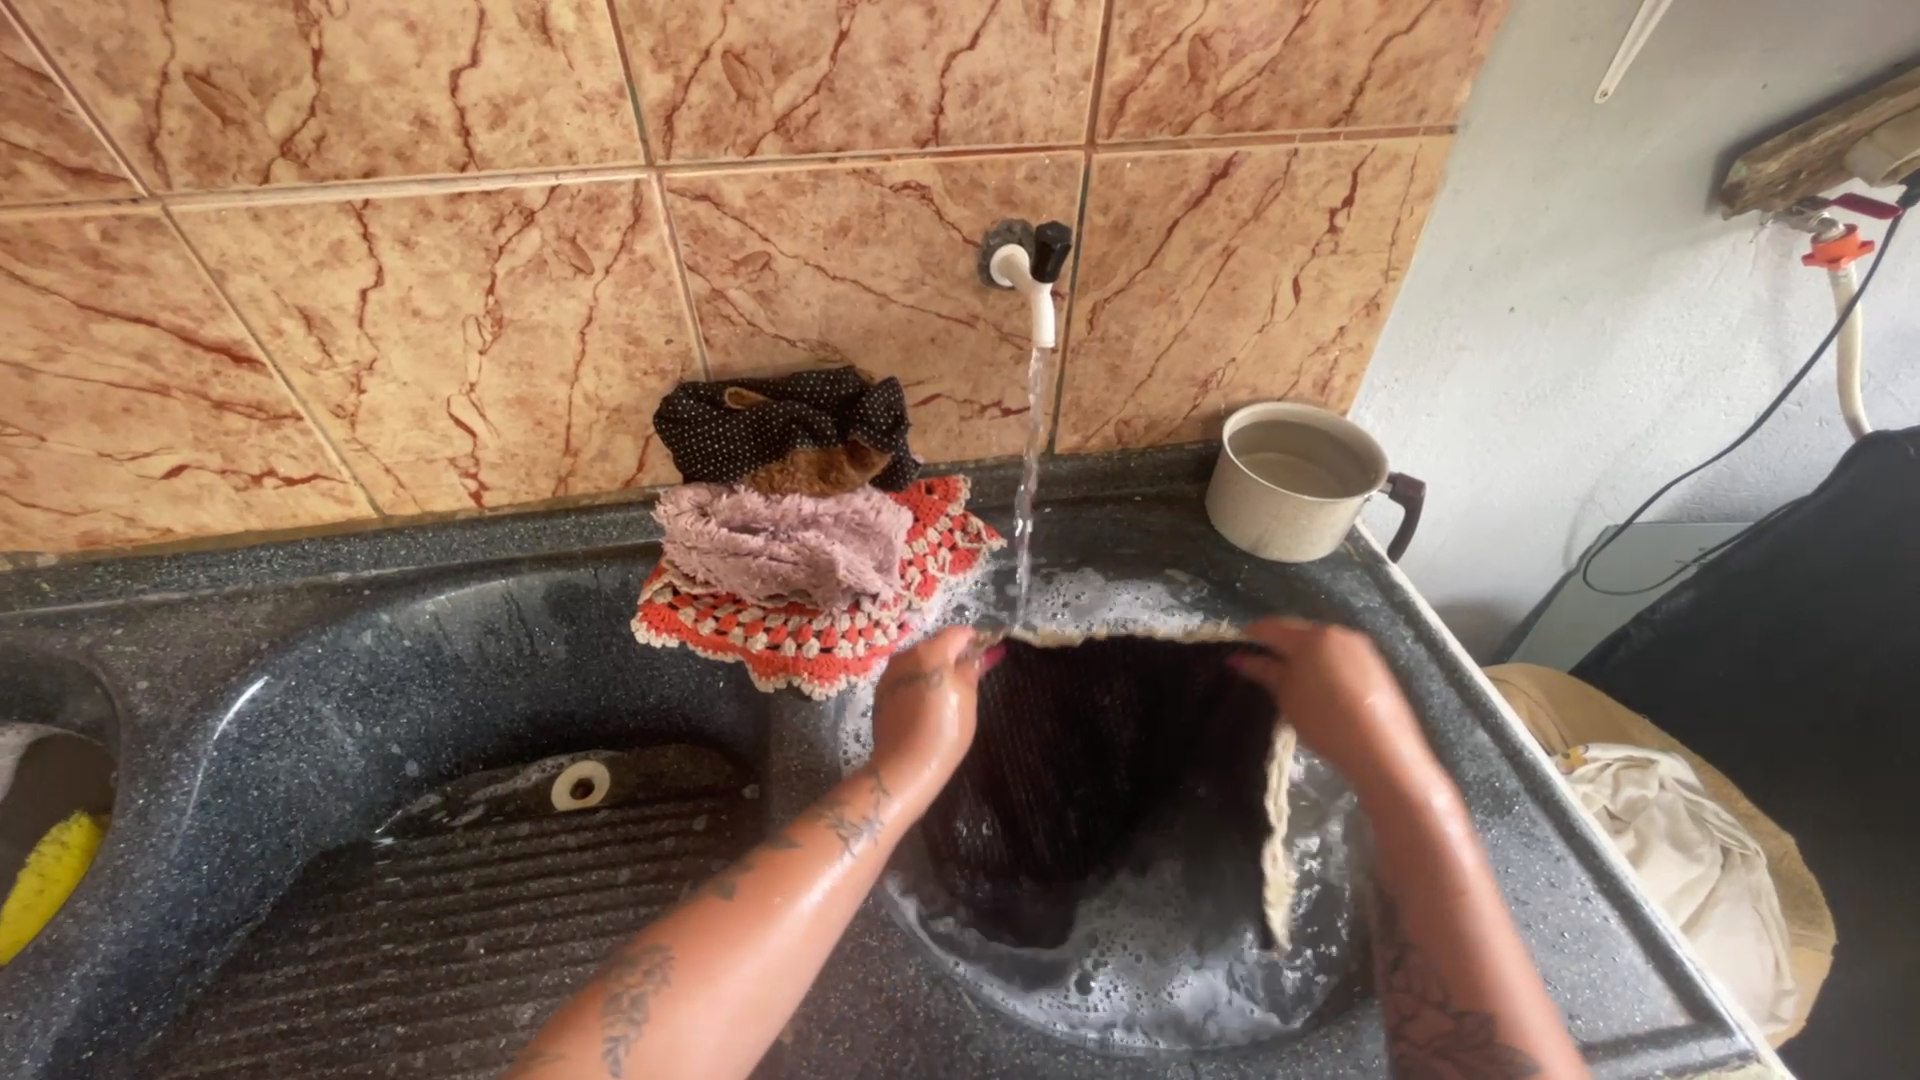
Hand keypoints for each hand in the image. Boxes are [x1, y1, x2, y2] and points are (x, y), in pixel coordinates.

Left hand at [868, 627, 997, 811]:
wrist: (905, 766)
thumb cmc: (945, 730)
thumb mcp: (967, 697)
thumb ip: (972, 669)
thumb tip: (978, 654)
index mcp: (930, 652)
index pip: (957, 633)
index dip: (974, 640)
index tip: (986, 653)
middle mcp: (906, 655)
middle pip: (935, 645)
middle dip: (953, 655)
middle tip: (969, 675)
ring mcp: (890, 673)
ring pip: (918, 661)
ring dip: (934, 668)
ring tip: (947, 693)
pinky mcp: (881, 691)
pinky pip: (905, 677)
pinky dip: (918, 682)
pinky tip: (926, 703)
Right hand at [1231, 618, 1446, 802]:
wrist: (1383, 750)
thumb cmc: (1324, 720)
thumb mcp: (1286, 696)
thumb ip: (1262, 671)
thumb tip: (1238, 658)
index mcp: (1311, 636)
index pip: (1270, 626)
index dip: (1249, 636)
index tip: (1236, 651)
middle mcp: (1336, 632)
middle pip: (1297, 631)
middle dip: (1277, 645)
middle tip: (1260, 667)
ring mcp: (1360, 647)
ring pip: (1320, 643)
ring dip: (1301, 654)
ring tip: (1289, 679)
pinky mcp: (1375, 664)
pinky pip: (1339, 655)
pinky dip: (1323, 664)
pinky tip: (1319, 688)